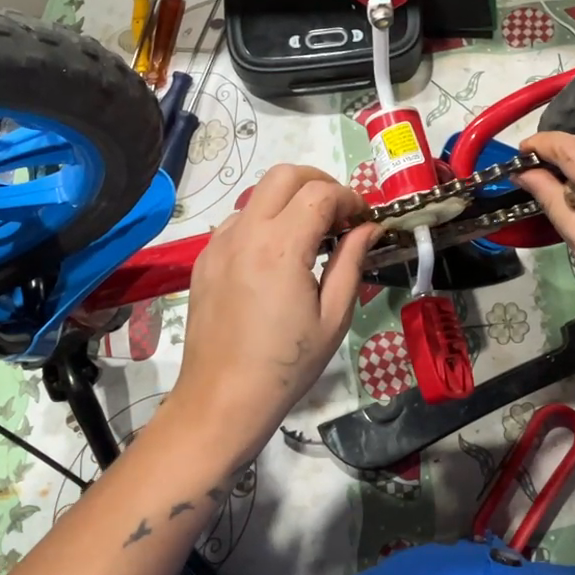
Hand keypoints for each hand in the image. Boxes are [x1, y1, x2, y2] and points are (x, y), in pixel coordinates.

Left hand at [168, 165, 379, 463]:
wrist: (221, 400)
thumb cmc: (286, 365)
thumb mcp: (334, 317)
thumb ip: (352, 262)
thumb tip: (368, 227)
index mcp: (281, 247)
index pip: (321, 193)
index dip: (350, 198)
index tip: (364, 219)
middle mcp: (246, 233)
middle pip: (284, 174)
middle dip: (319, 182)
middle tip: (339, 212)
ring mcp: (220, 244)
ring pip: (258, 193)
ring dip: (289, 199)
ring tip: (310, 233)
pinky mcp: (205, 259)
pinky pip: (239, 220)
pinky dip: (264, 220)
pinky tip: (277, 255)